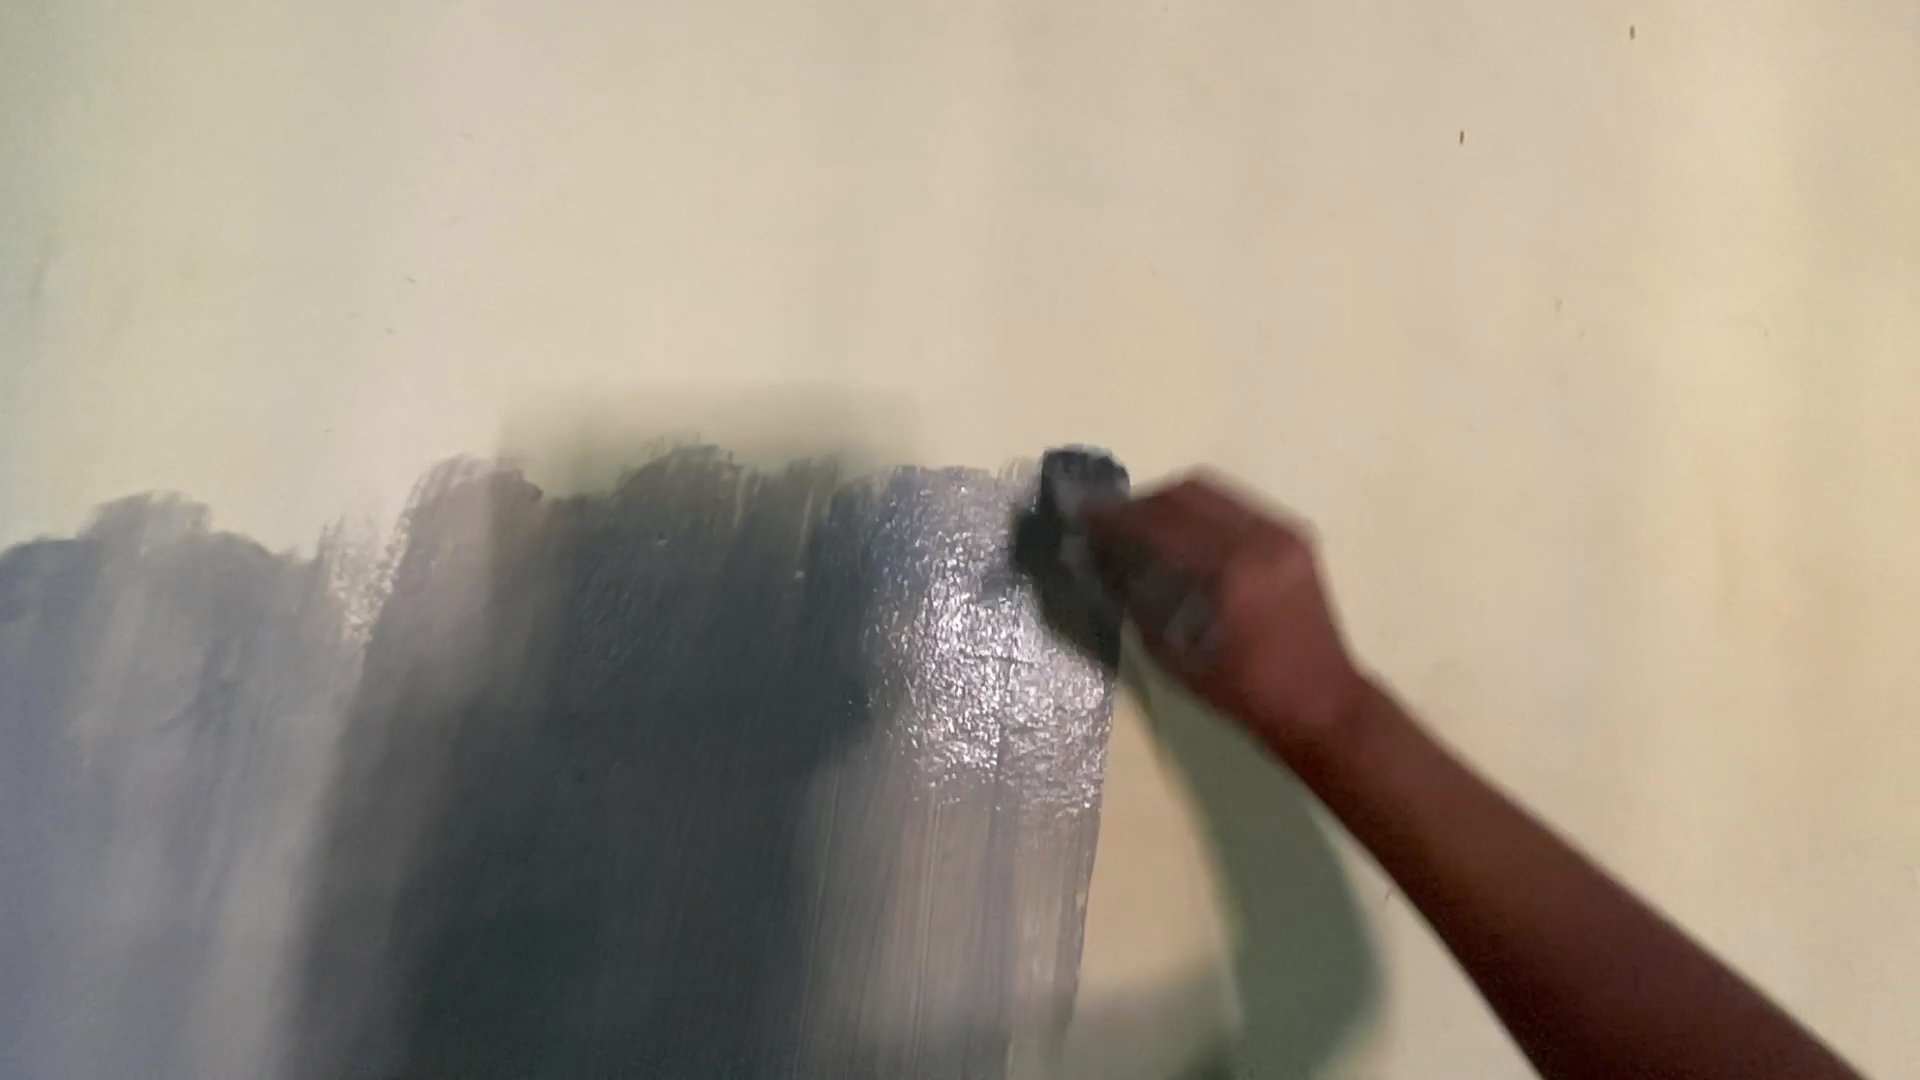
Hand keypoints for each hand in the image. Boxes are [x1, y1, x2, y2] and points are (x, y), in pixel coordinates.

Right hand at [1081, 475, 1368, 760]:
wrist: (1321, 699)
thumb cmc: (1240, 689)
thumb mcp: (1172, 651)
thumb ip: (1136, 596)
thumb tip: (1101, 557)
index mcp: (1230, 571)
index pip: (1159, 524)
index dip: (1115, 518)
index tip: (1084, 518)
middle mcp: (1260, 538)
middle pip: (1184, 494)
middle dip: (1139, 504)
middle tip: (1109, 523)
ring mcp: (1281, 531)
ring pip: (1209, 492)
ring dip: (1166, 504)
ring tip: (1140, 527)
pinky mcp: (1292, 534)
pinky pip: (1232, 505)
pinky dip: (1196, 512)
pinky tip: (1179, 536)